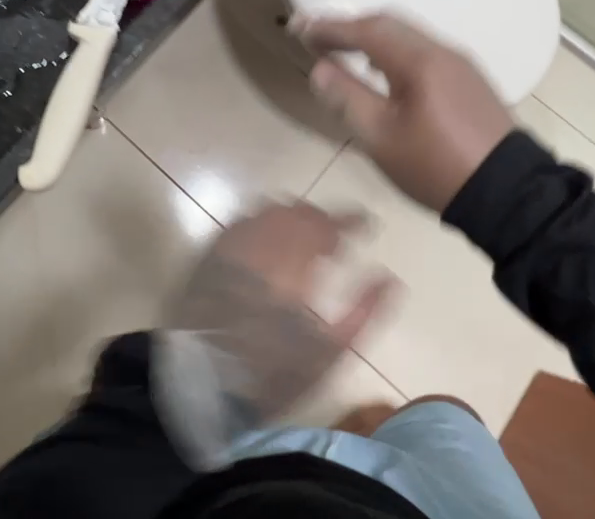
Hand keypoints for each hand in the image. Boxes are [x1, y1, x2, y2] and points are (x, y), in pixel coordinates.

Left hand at [162, 203, 394, 424]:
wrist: (204, 382)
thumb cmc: (274, 374)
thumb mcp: (330, 352)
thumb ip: (365, 311)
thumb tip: (390, 278)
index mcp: (293, 267)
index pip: (326, 225)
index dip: (349, 221)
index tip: (367, 225)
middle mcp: (261, 246)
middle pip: (297, 212)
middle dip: (322, 219)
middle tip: (338, 236)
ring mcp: (231, 246)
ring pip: (267, 211)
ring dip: (293, 216)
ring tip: (307, 235)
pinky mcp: (209, 254)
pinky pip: (240, 220)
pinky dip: (262, 221)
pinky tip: (270, 240)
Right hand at [298, 14, 513, 212]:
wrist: (509, 195)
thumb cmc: (435, 167)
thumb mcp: (380, 137)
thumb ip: (346, 98)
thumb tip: (320, 69)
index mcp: (418, 61)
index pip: (365, 30)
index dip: (328, 27)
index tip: (298, 27)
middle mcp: (441, 51)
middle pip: (388, 23)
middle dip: (349, 27)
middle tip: (317, 37)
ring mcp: (460, 64)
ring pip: (408, 36)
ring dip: (372, 38)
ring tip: (343, 53)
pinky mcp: (470, 81)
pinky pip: (423, 51)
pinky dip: (394, 51)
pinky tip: (382, 72)